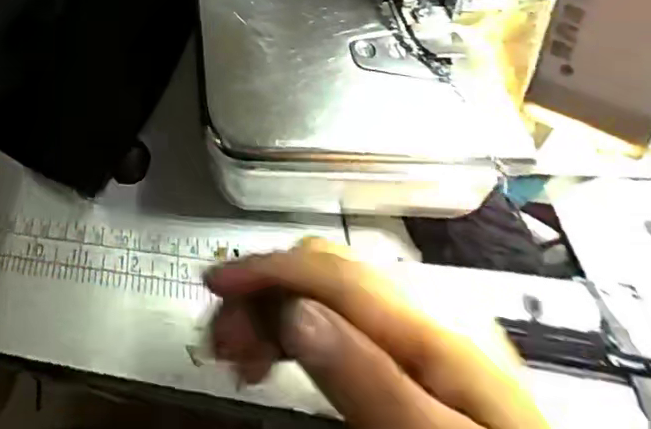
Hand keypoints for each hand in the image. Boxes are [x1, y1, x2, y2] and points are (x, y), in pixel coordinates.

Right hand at [206, 238, 547, 428]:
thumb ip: (370, 381)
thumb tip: (295, 312)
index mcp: (437, 327)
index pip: (329, 268)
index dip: (263, 268)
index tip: (212, 286)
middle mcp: (429, 313)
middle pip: (321, 270)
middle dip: (261, 291)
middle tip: (222, 338)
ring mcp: (425, 334)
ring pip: (325, 289)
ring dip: (272, 310)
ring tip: (240, 352)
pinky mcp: (419, 358)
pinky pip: (342, 317)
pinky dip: (299, 327)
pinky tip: (281, 353)